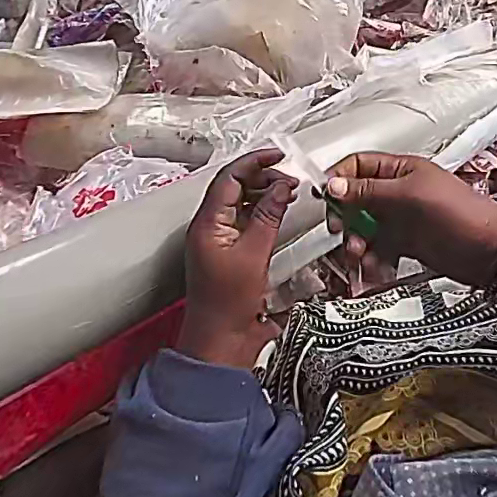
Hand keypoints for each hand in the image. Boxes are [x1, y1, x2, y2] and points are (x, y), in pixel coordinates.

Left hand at [178, 148, 296, 367]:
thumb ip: (269, 216)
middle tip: (289, 178)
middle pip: (233, 187)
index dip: (255, 162)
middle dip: (261, 177)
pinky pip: (242, 220)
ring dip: (262, 194)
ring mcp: (216, 239)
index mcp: (207, 222)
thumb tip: (282, 187)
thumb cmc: (229, 305)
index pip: (229, 177)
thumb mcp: (255, 254)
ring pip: (238, 203)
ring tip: (287, 192)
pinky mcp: (226, 251)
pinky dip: (260, 212)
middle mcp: (208, 226)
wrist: (219, 342)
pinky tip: (277, 213)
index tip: (278, 155)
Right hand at [326, 152, 496, 288]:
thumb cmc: (459, 213)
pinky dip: (371, 258)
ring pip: (362, 227)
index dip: (338, 180)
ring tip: (360, 253)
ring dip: (355, 241)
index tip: (326, 197)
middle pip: (354, 199)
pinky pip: (376, 249)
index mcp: (399, 169)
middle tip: (341, 229)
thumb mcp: (408, 195)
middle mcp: (396, 192)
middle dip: (345, 216)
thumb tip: (334, 185)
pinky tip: (374, 267)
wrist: (491, 253)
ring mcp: (399, 219)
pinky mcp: (404, 244)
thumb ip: (368, 191)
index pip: (357, 166)